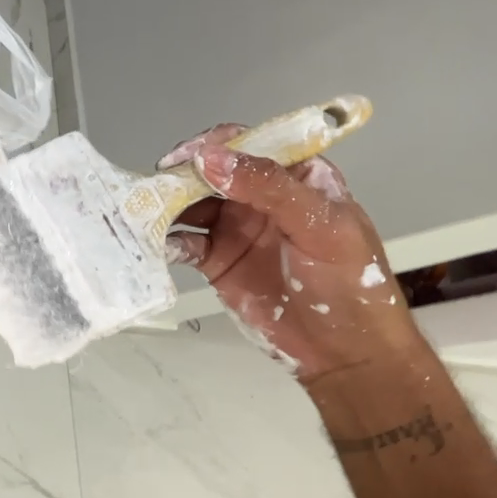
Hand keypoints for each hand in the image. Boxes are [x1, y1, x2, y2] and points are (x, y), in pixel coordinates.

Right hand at [159, 126, 425, 384]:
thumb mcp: (319, 226)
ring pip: (190, 202)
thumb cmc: (347, 283)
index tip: (188, 157)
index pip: (248, 143)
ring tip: (148, 213)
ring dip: (167, 205)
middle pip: (210, 170)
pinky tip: (160, 245)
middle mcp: (258, 195)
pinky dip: (166, 239)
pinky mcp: (214, 258)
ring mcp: (233, 226)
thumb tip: (208, 158)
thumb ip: (267, 187)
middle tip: (157, 187)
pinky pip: (182, 240)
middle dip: (182, 175)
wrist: (345, 354)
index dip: (215, 144)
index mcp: (294, 176)